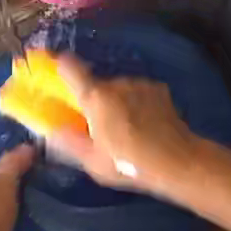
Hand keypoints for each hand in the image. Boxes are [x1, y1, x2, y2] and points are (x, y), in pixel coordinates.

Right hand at [44, 54, 200, 191]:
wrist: (179, 162)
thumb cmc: (130, 164)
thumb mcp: (93, 162)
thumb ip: (68, 143)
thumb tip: (52, 132)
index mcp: (95, 97)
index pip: (69, 67)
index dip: (59, 66)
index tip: (55, 73)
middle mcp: (117, 83)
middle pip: (96, 85)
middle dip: (94, 101)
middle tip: (98, 126)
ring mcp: (140, 83)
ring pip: (118, 89)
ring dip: (116, 103)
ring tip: (126, 129)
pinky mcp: (159, 89)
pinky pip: (138, 92)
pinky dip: (136, 103)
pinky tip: (144, 125)